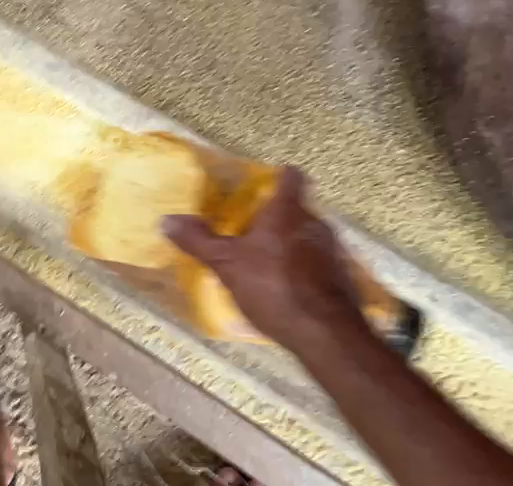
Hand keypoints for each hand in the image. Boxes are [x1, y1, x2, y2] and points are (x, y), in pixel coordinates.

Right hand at [162, 166, 366, 353]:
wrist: (327, 336)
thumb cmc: (273, 286)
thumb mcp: (226, 264)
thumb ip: (198, 241)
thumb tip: (167, 220)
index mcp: (287, 211)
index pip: (291, 178)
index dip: (281, 176)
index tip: (269, 181)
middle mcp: (315, 224)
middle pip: (299, 209)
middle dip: (280, 217)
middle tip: (256, 229)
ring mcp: (335, 253)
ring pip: (311, 237)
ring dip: (294, 244)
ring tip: (271, 261)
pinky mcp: (345, 281)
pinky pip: (321, 264)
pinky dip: (307, 270)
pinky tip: (291, 289)